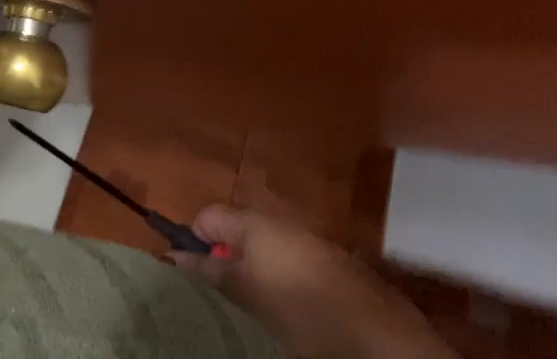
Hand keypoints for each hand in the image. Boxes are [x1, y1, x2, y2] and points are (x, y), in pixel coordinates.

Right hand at [172, 207, 455, 358]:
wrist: (384, 339)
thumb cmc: (304, 310)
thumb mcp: (249, 294)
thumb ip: (211, 271)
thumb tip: (172, 254)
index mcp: (256, 222)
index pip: (207, 216)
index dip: (196, 242)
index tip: (198, 277)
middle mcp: (282, 222)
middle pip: (237, 231)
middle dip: (227, 258)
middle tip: (228, 296)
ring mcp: (311, 241)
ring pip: (267, 249)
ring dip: (257, 272)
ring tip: (259, 308)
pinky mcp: (335, 265)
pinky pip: (294, 263)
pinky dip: (286, 281)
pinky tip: (295, 312)